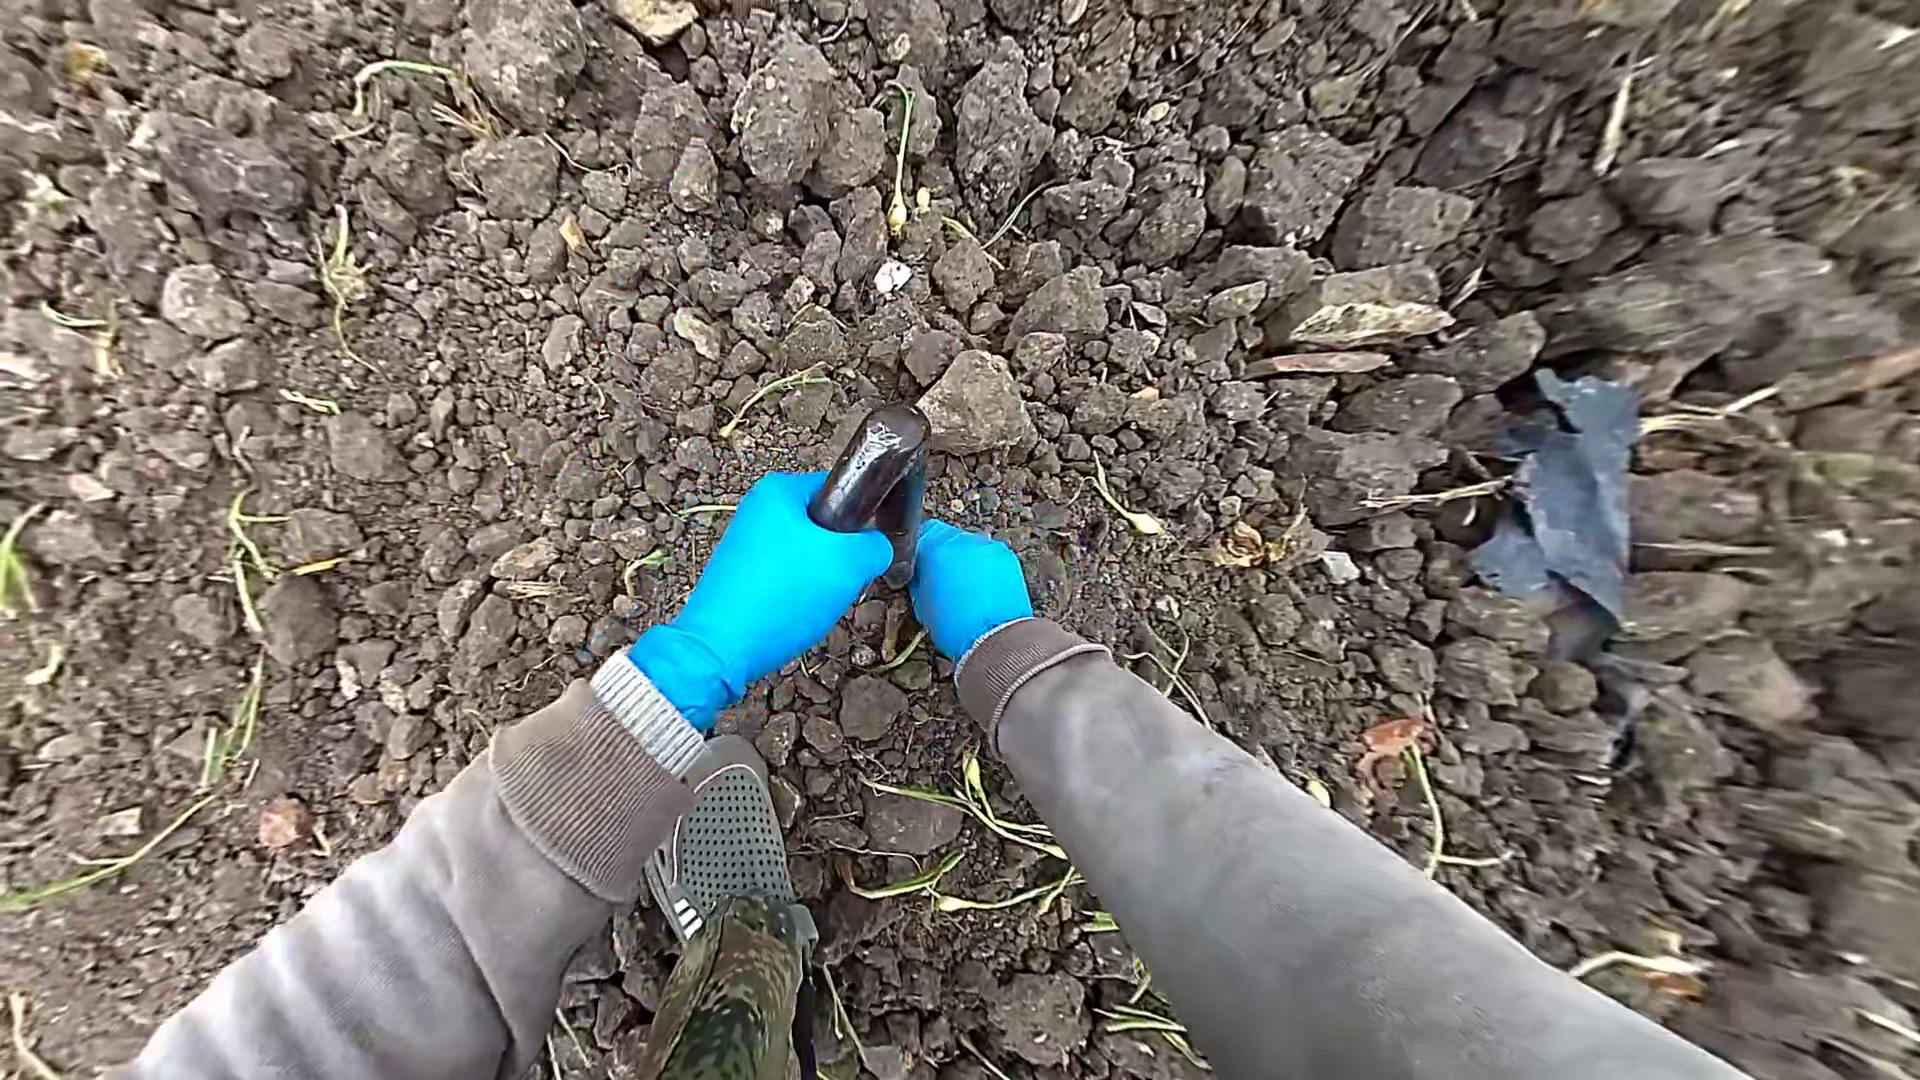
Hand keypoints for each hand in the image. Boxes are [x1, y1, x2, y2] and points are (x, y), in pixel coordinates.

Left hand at [630, 472, 891, 728]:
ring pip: (810, 553)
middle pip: (826, 524)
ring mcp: (747, 542)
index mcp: (779, 490)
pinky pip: (788, 575)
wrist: (722, 649)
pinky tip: (798, 612)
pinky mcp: (741, 574)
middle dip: (842, 554)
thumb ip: (877, 546)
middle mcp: (758, 508)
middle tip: (844, 578)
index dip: (864, 518)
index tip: (867, 548)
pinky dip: (799, 592)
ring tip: (819, 599)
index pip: (841, 489)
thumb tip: (877, 548)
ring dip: (823, 577)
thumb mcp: (850, 564)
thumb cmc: (784, 595)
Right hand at [910, 519, 1033, 659]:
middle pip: (948, 538)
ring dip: (966, 561)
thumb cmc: (958, 627)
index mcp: (937, 549)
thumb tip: (919, 571)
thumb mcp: (922, 602)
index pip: (923, 533)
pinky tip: (982, 590)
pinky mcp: (1007, 557)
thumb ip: (918, 577)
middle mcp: (964, 542)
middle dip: (945, 555)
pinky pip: (989, 556)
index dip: (921, 550)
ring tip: (966, 588)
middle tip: (944, 580)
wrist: (994, 639)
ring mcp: (988, 548)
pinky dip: (985, 568)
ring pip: (970, 547)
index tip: (922, 563)